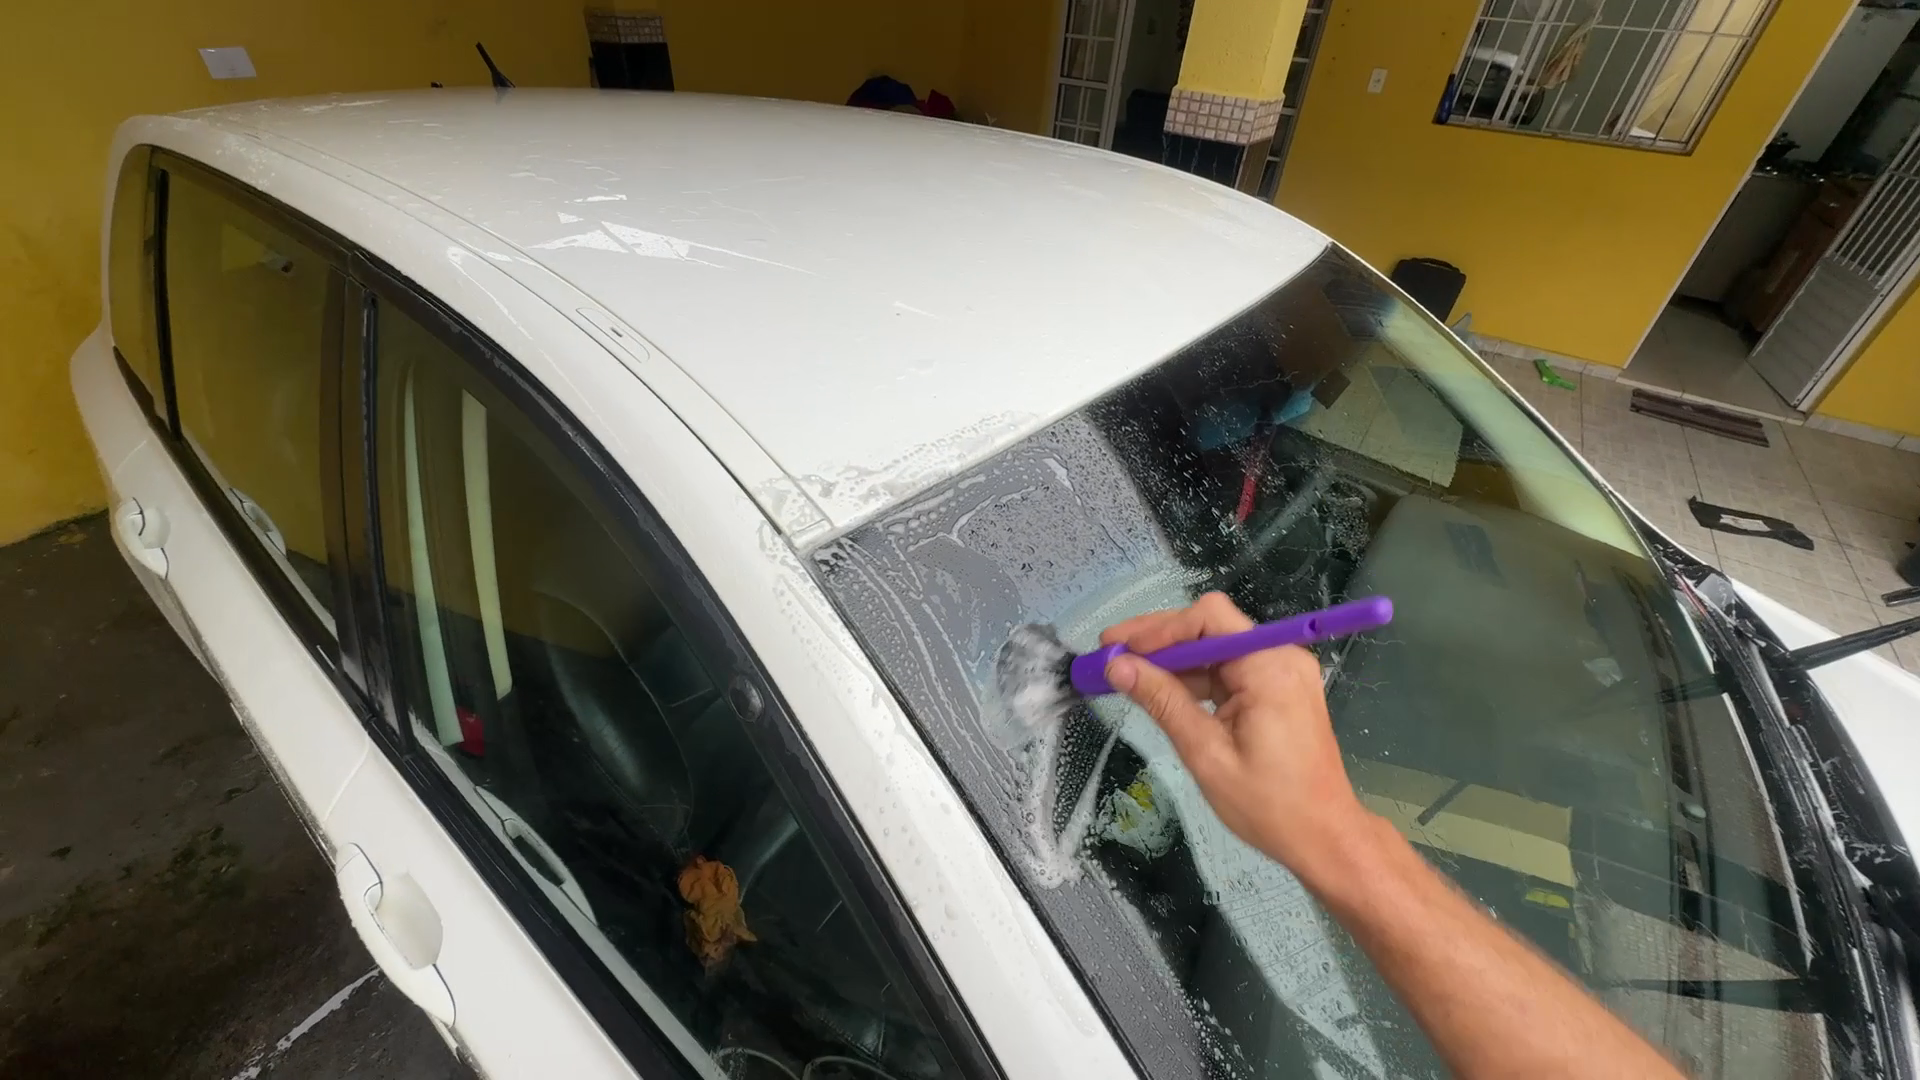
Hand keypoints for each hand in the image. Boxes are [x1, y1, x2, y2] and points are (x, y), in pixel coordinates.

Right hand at [1101, 592, 1375, 877]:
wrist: (1326, 840)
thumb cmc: (1269, 805)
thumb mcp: (1205, 753)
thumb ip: (1162, 701)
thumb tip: (1117, 666)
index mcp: (1269, 667)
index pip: (1207, 618)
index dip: (1158, 628)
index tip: (1116, 647)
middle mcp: (1280, 656)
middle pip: (1209, 625)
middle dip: (1158, 640)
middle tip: (1110, 655)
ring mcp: (1281, 670)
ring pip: (1215, 646)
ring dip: (1172, 658)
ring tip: (1126, 673)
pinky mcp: (1278, 687)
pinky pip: (1227, 668)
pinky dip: (1194, 676)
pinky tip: (1162, 690)